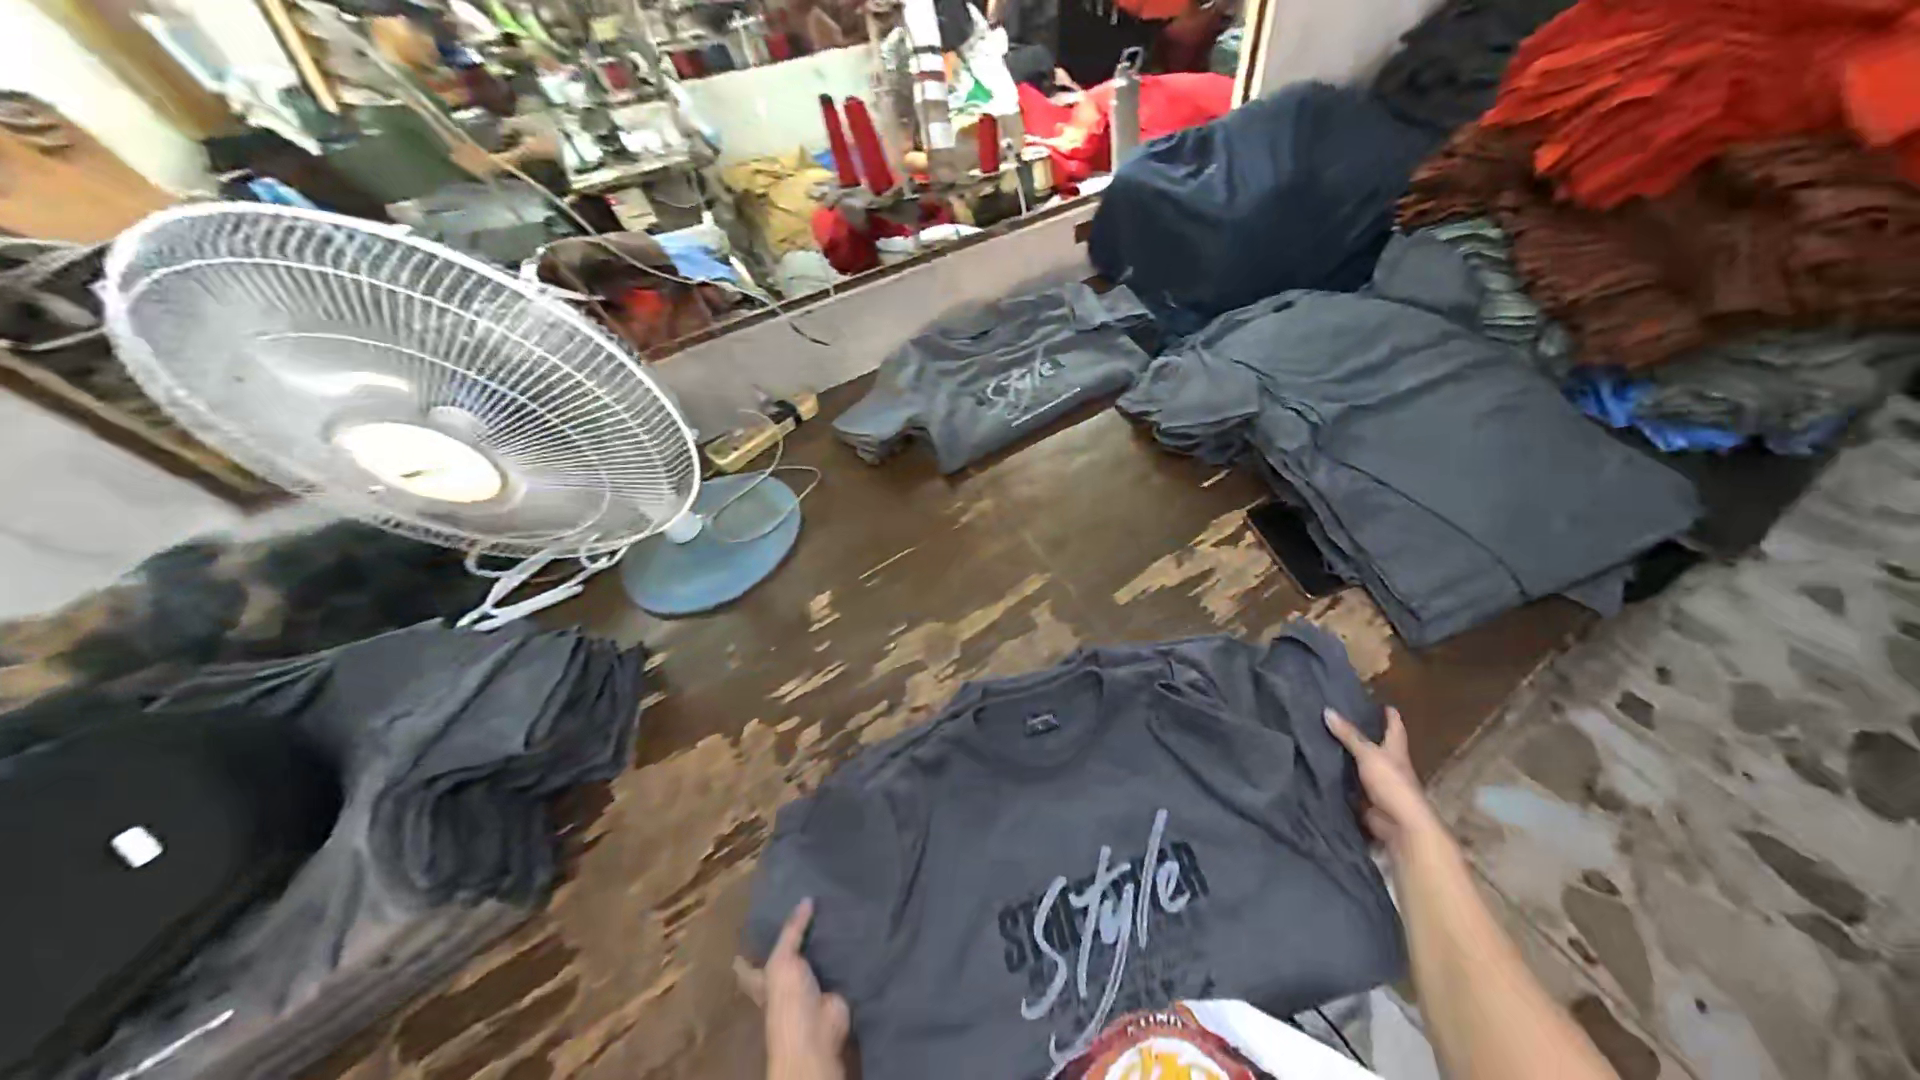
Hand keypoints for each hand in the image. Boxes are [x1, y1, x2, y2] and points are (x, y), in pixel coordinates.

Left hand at [735, 898, 849, 1079]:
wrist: (817, 1034)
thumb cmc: (787, 1001)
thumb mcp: (782, 961)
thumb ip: (792, 930)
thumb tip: (807, 899)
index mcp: (761, 979)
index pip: (747, 964)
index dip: (747, 950)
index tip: (752, 925)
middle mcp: (782, 981)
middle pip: (783, 955)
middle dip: (791, 935)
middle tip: (801, 904)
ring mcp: (807, 984)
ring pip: (811, 956)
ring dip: (820, 939)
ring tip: (829, 907)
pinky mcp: (831, 986)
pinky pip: (835, 962)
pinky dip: (842, 949)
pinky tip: (850, 928)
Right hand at [1324, 707, 1443, 857]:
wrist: (1399, 826)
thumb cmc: (1392, 784)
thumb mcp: (1369, 754)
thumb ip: (1349, 735)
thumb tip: (1327, 710)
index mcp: (1396, 751)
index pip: (1395, 728)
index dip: (1390, 716)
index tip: (1383, 704)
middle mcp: (1389, 765)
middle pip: (1376, 745)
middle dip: (1363, 734)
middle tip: (1341, 718)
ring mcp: (1377, 783)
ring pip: (1360, 764)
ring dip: (1346, 755)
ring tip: (1323, 738)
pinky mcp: (1365, 799)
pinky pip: (1348, 783)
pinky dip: (1338, 776)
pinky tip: (1321, 768)